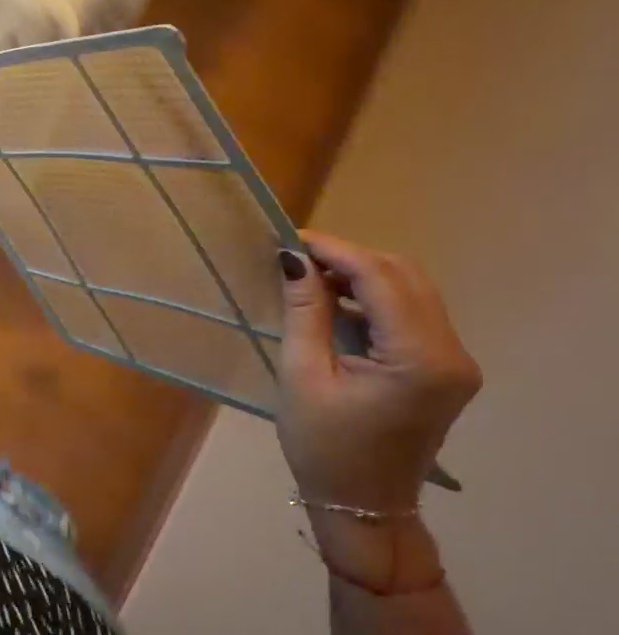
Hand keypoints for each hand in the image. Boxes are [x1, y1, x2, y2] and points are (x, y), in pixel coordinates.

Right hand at [277, 231, 481, 513]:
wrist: (362, 501)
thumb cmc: (323, 442)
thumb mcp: (302, 371)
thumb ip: (304, 310)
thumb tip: (292, 257)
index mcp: (420, 359)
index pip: (381, 279)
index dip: (334, 251)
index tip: (285, 239)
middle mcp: (451, 354)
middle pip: (404, 277)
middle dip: (348, 258)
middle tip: (293, 256)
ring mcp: (453, 361)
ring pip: (410, 289)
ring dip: (360, 274)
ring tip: (306, 276)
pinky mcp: (442, 368)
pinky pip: (410, 312)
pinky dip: (371, 296)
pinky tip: (331, 300)